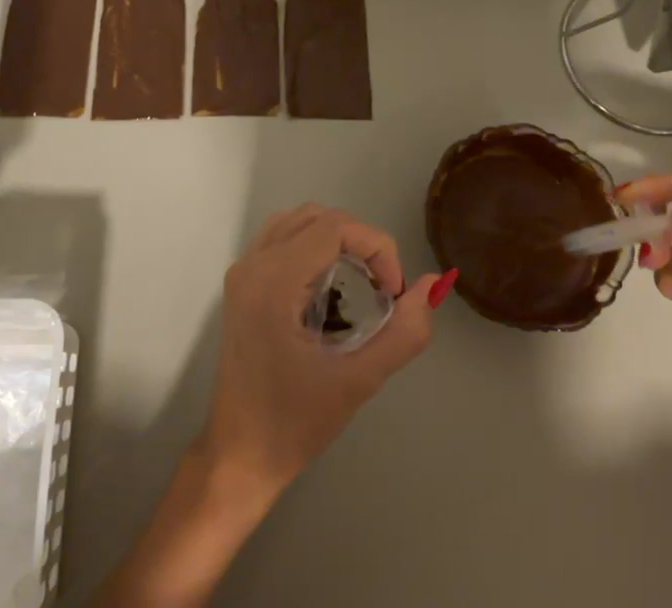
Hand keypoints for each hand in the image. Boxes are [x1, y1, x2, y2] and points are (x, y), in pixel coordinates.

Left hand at [198, 204, 448, 496]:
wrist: (240, 454)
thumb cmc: (295, 423)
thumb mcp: (358, 381)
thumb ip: (403, 332)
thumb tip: (432, 285)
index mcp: (273, 284)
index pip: (335, 228)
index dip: (377, 249)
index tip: (394, 294)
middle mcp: (252, 267)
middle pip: (317, 218)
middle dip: (361, 243)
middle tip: (383, 290)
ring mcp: (242, 274)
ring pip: (298, 223)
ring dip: (337, 242)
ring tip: (361, 285)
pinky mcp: (241, 286)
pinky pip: (281, 241)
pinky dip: (313, 250)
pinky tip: (331, 291)